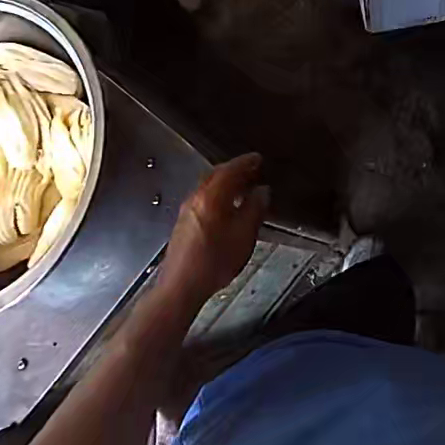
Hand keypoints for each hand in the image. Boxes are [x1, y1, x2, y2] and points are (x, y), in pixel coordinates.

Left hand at [156, 153, 269, 302]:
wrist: (181, 286)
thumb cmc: (215, 260)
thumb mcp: (244, 234)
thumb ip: (255, 209)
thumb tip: (262, 191)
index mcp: (211, 197)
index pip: (229, 170)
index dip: (245, 163)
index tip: (257, 158)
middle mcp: (196, 198)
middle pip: (216, 175)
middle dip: (234, 170)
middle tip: (252, 169)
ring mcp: (187, 210)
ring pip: (208, 187)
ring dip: (226, 182)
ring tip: (243, 186)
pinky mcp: (183, 223)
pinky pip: (203, 198)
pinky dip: (218, 194)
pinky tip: (227, 205)